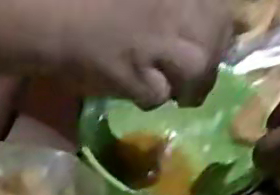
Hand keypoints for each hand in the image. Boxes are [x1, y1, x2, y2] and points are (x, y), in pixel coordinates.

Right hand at [51, 0, 231, 108]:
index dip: (222, 32)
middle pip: (215, 40)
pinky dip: (154, 100)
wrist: (57, 16)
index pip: (222, 12)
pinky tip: (143, 96)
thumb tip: (208, 16)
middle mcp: (175, 10)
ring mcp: (154, 42)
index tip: (212, 46)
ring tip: (182, 97)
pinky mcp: (132, 73)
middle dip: (210, 64)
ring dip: (191, 87)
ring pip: (196, 68)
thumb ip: (172, 5)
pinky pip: (157, 94)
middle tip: (198, 81)